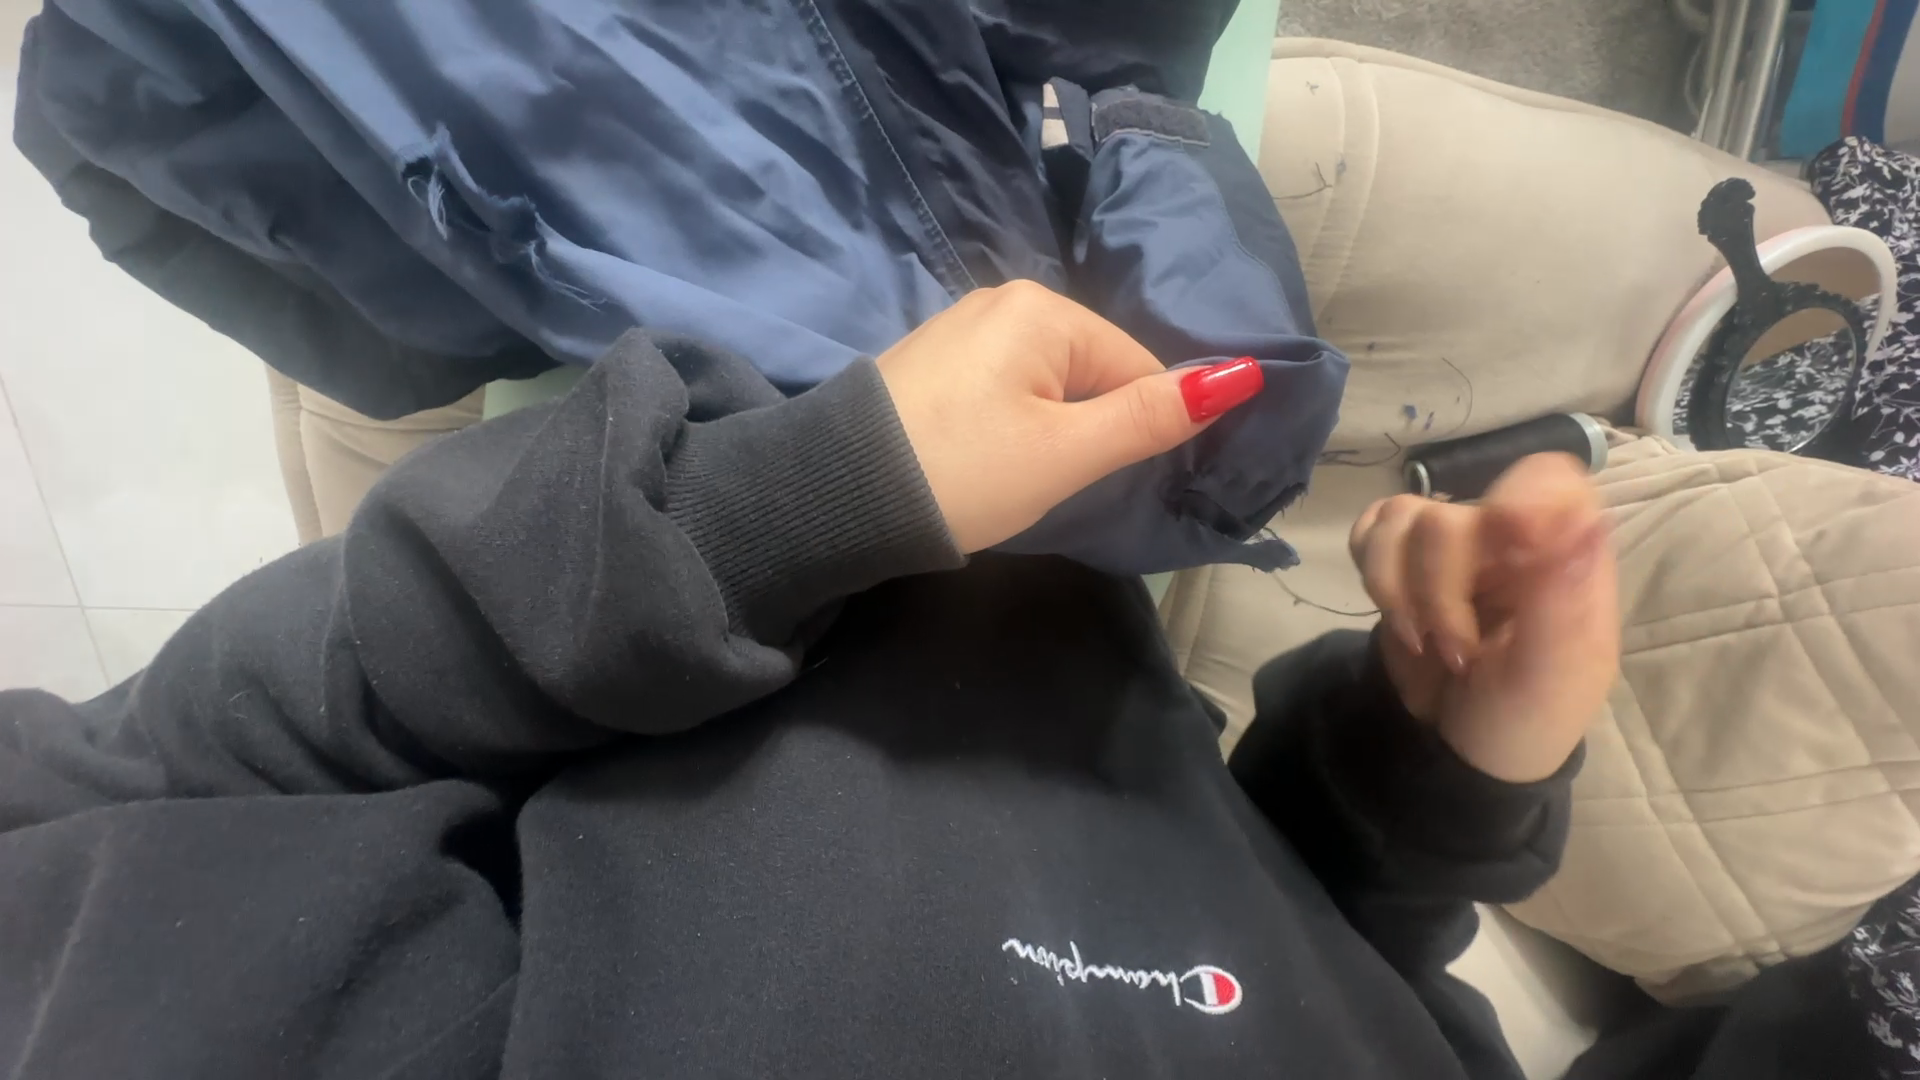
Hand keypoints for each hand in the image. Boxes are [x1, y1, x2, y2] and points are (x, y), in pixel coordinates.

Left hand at [876, 281, 1263, 552]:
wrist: (840, 495)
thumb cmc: (963, 472)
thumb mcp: (1065, 451)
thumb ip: (1149, 416)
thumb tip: (1241, 374)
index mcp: (1041, 311)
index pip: (1133, 365)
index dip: (1133, 427)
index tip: (1092, 477)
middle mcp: (1000, 304)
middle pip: (1088, 370)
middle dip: (1084, 428)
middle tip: (1041, 478)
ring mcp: (960, 331)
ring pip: (1043, 383)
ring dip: (1046, 429)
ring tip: (1007, 471)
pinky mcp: (932, 363)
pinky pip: (1000, 388)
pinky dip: (1007, 423)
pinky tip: (980, 454)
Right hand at [1349, 454, 1619, 781]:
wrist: (1455, 746)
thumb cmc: (1523, 717)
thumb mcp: (1552, 673)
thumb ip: (1560, 596)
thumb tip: (1575, 519)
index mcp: (1563, 557)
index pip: (1545, 481)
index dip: (1513, 501)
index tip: (1503, 553)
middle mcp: (1502, 539)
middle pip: (1444, 517)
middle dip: (1433, 593)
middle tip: (1451, 649)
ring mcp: (1446, 549)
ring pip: (1396, 521)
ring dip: (1393, 589)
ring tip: (1419, 639)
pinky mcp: (1398, 561)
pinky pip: (1367, 531)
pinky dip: (1368, 570)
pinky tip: (1393, 610)